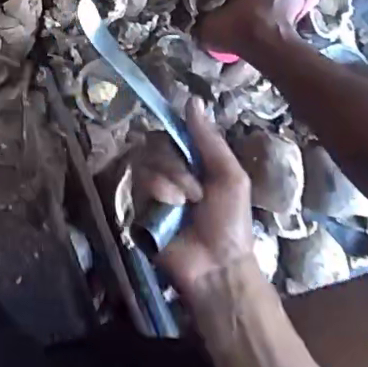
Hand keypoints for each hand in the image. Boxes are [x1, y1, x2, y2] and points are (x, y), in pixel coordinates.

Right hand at [132, 97, 257, 300]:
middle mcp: (166, 170)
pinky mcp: (136, 206)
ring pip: (144, 162)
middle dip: (176, 166)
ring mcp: (150, 188)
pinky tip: (169, 211)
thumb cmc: (230, 224)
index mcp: (189, 161)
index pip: (170, 131)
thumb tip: (192, 99)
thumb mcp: (230, 177)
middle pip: (154, 144)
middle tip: (196, 192)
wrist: (218, 267)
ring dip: (169, 182)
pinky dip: (156, 194)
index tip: (178, 134)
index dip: (173, 130)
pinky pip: (136, 184)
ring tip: (184, 205)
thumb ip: (210, 140)